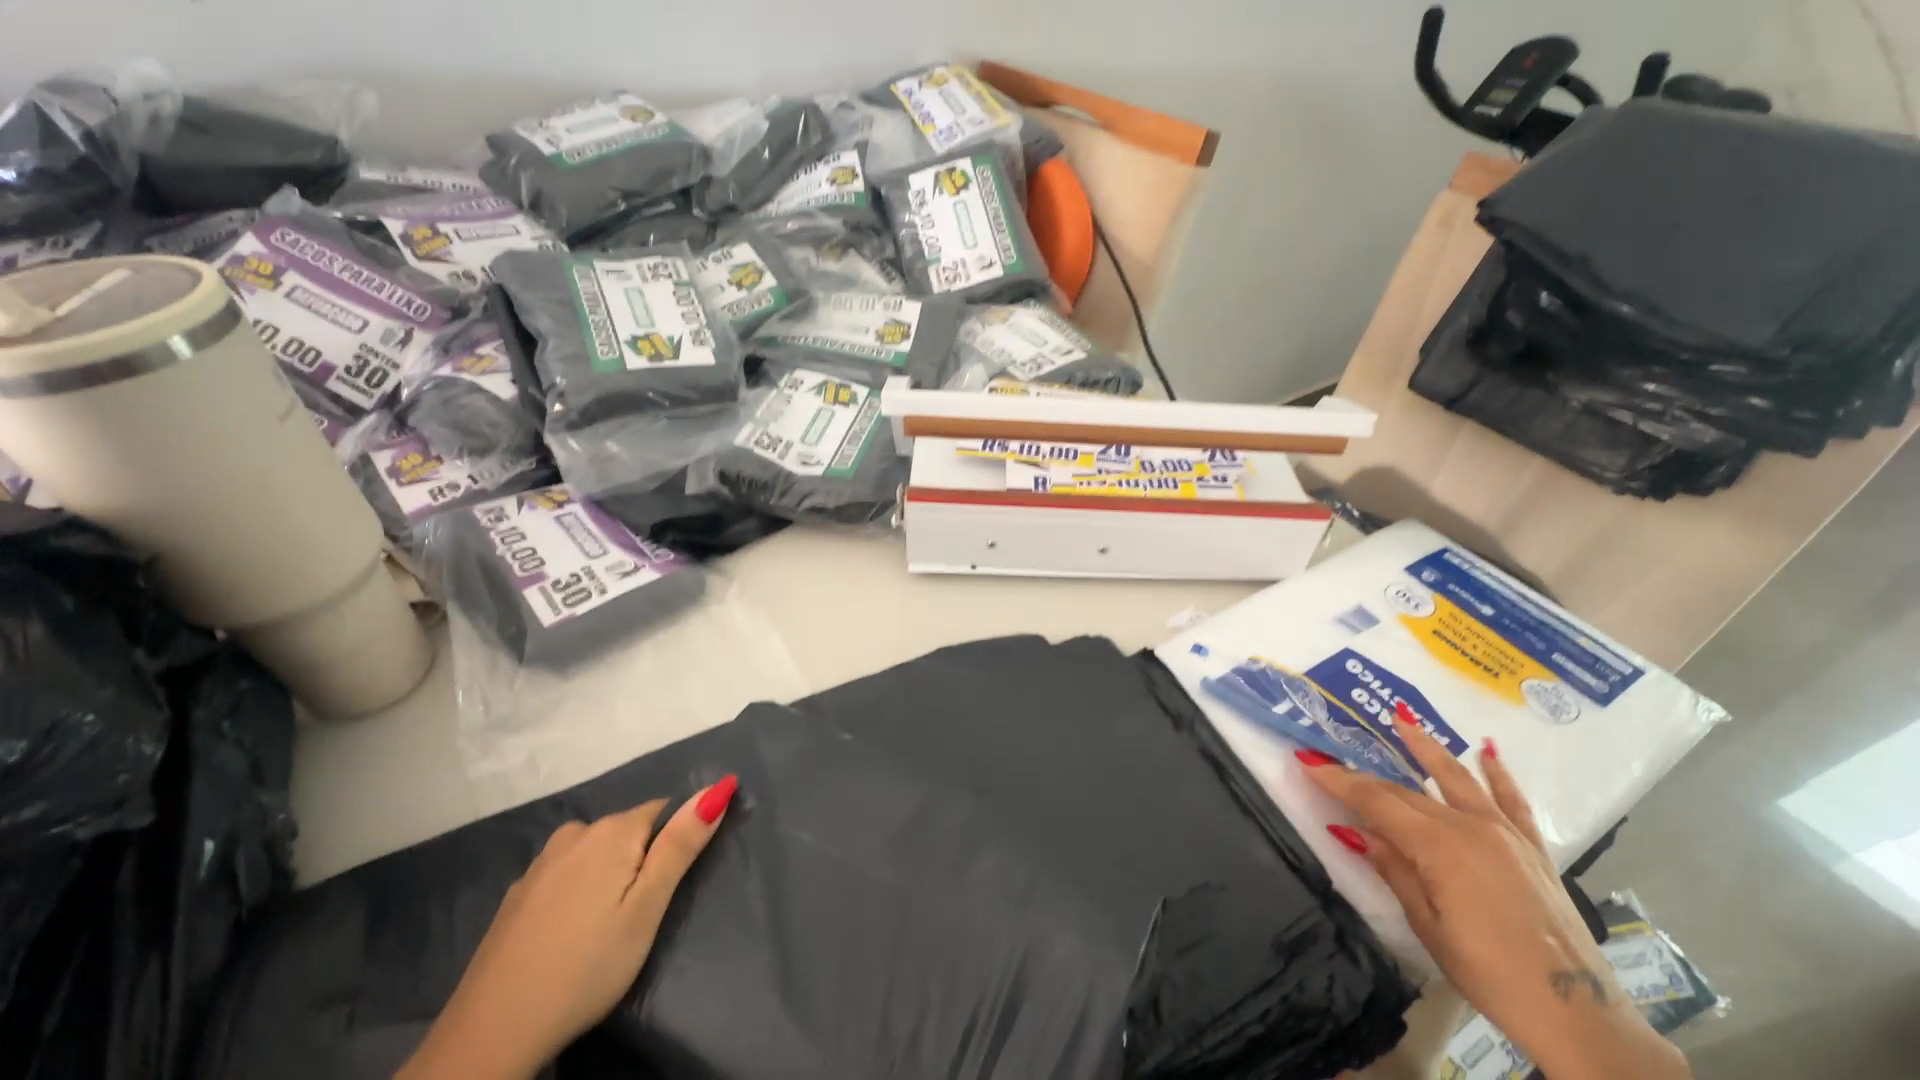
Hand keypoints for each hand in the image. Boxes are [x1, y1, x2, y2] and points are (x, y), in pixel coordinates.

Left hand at [397, 776, 738, 1079]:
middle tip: (646, 916)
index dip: (679, 839)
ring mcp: (540, 863)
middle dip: (644, 861)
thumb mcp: (647, 908)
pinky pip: (566, 877)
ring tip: (611, 929)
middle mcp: (574, 834)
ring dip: (610, 877)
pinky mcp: (519, 894)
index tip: (677, 884)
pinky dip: (579, 894)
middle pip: (628, 832)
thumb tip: (717, 788)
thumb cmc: (589, 966)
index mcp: (611, 832)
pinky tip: (574, 934)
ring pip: (595, 854)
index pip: (663, 810)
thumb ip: (680, 845)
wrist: (495, 1028)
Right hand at [1299, 708, 1687, 1079]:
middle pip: (1408, 792)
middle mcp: (1471, 826)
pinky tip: (1487, 750)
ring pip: (1458, 779)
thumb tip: (1355, 832)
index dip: (1340, 782)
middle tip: (1333, 756)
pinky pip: (1511, 799)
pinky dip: (1497, 772)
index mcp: (1438, 846)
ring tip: (1403, 719)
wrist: (1572, 1007)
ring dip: (1427, 748)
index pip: (1377, 802)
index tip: (1309, 761)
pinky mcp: (1533, 847)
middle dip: (1367, 775)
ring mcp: (1506, 833)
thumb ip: (1394, 870)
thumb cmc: (1488, 972)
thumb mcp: (1428, 925)